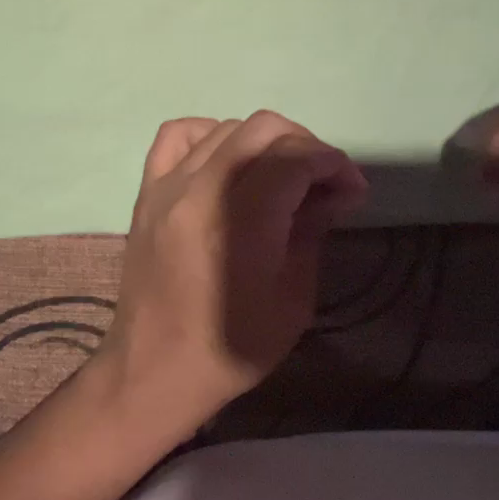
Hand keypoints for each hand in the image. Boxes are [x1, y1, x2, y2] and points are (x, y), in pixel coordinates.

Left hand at [90, 111, 368, 442]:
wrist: (153, 371)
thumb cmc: (231, 349)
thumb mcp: (292, 300)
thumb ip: (309, 233)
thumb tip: (326, 194)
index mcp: (241, 217)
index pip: (295, 156)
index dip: (332, 164)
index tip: (352, 191)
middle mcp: (200, 187)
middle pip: (262, 129)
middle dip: (305, 146)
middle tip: (325, 184)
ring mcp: (167, 186)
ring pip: (225, 128)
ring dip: (264, 143)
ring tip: (282, 176)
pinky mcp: (146, 193)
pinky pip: (177, 138)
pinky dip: (209, 136)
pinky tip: (228, 162)